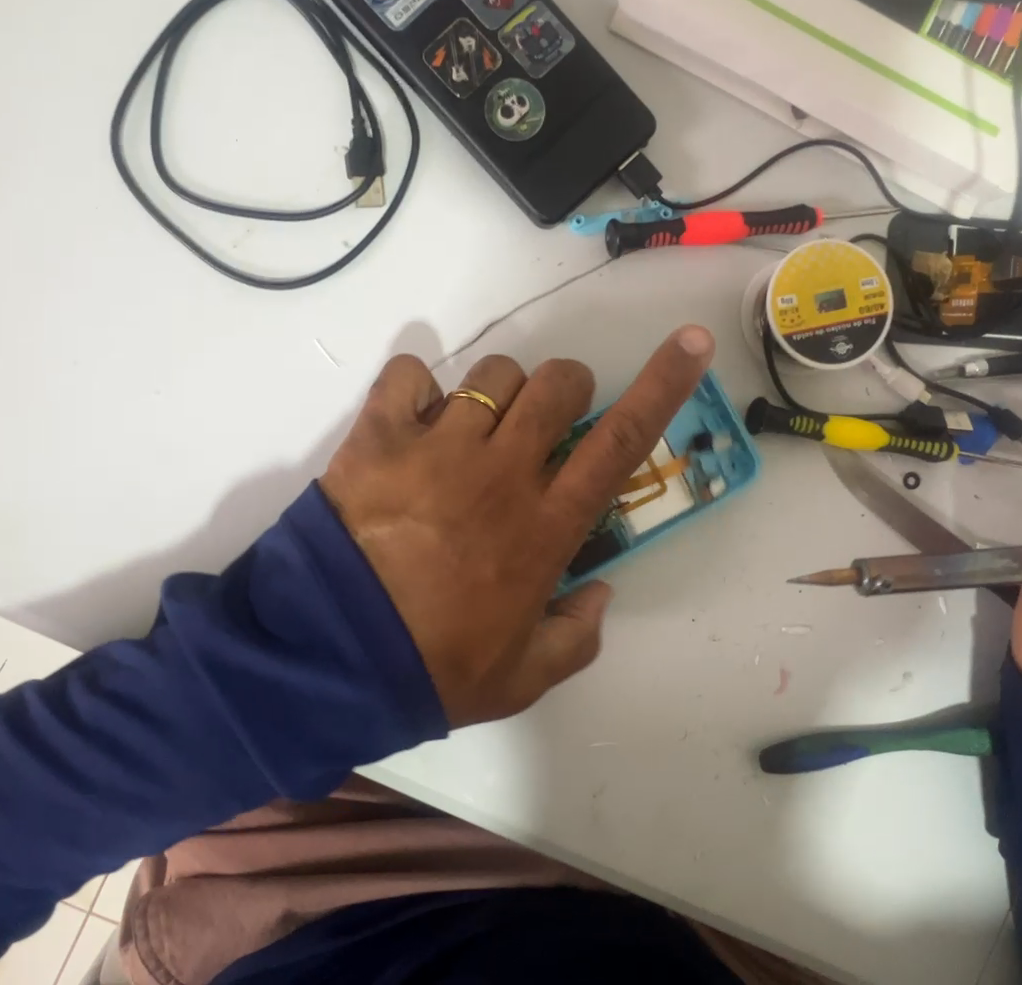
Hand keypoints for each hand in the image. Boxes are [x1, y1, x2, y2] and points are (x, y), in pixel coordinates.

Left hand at [321, 326, 714, 727]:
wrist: (331, 658)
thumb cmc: (433, 669)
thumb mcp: (521, 678)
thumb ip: (575, 639)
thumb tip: (600, 594)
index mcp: (545, 525)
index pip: (621, 441)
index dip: (664, 385)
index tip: (690, 343)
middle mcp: (502, 471)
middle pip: (557, 385)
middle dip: (566, 388)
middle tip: (547, 420)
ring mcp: (439, 446)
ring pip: (493, 373)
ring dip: (497, 391)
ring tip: (473, 424)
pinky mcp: (379, 436)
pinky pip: (408, 375)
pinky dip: (415, 386)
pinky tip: (411, 417)